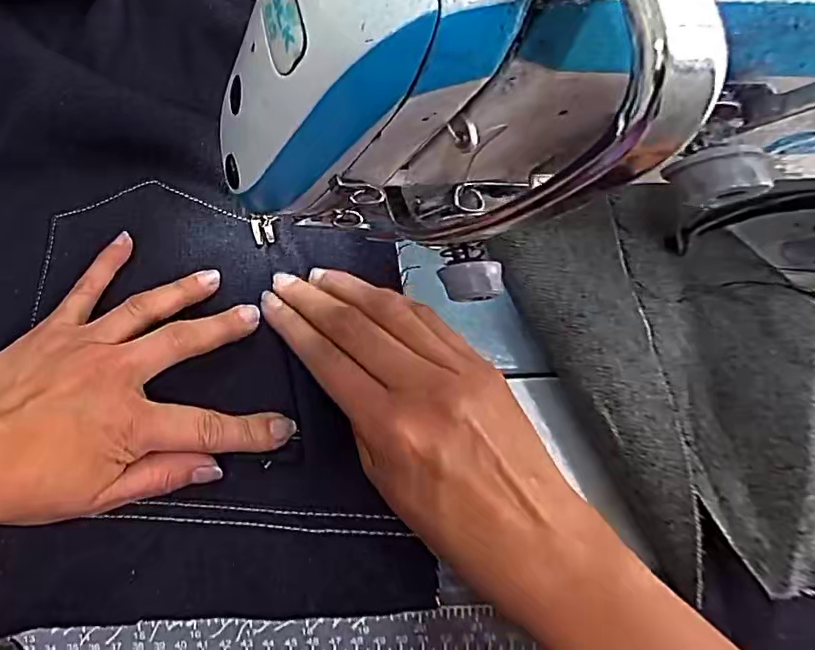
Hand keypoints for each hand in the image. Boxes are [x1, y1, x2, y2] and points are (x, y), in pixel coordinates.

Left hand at [0, 232, 294, 528]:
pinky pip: (87, 288)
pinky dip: (106, 262)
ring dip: (182, 290)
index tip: (280, 427)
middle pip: (184, 344)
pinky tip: (124, 240)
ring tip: (209, 277)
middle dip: (223, 329)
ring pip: (146, 307)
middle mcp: (119, 372)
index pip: (205, 427)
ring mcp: (89, 342)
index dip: (249, 430)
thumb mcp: (99, 497)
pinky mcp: (57, 327)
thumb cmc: (26, 484)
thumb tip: (210, 469)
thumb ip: (160, 477)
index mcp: (131, 421)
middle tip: (251, 312)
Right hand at [262, 269, 646, 643]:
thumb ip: (359, 424)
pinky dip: (394, 299)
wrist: (540, 539)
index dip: (295, 327)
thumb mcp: (388, 485)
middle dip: (312, 298)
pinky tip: (373, 291)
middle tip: (286, 281)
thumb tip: (341, 378)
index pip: (330, 359)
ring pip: (391, 310)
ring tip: (321, 275)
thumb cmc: (462, 531)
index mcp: (394, 427)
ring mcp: (456, 368)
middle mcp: (425, 387)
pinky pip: (427, 318)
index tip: (274, 306)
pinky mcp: (479, 361)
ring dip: (350, 287)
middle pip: (355, 325)